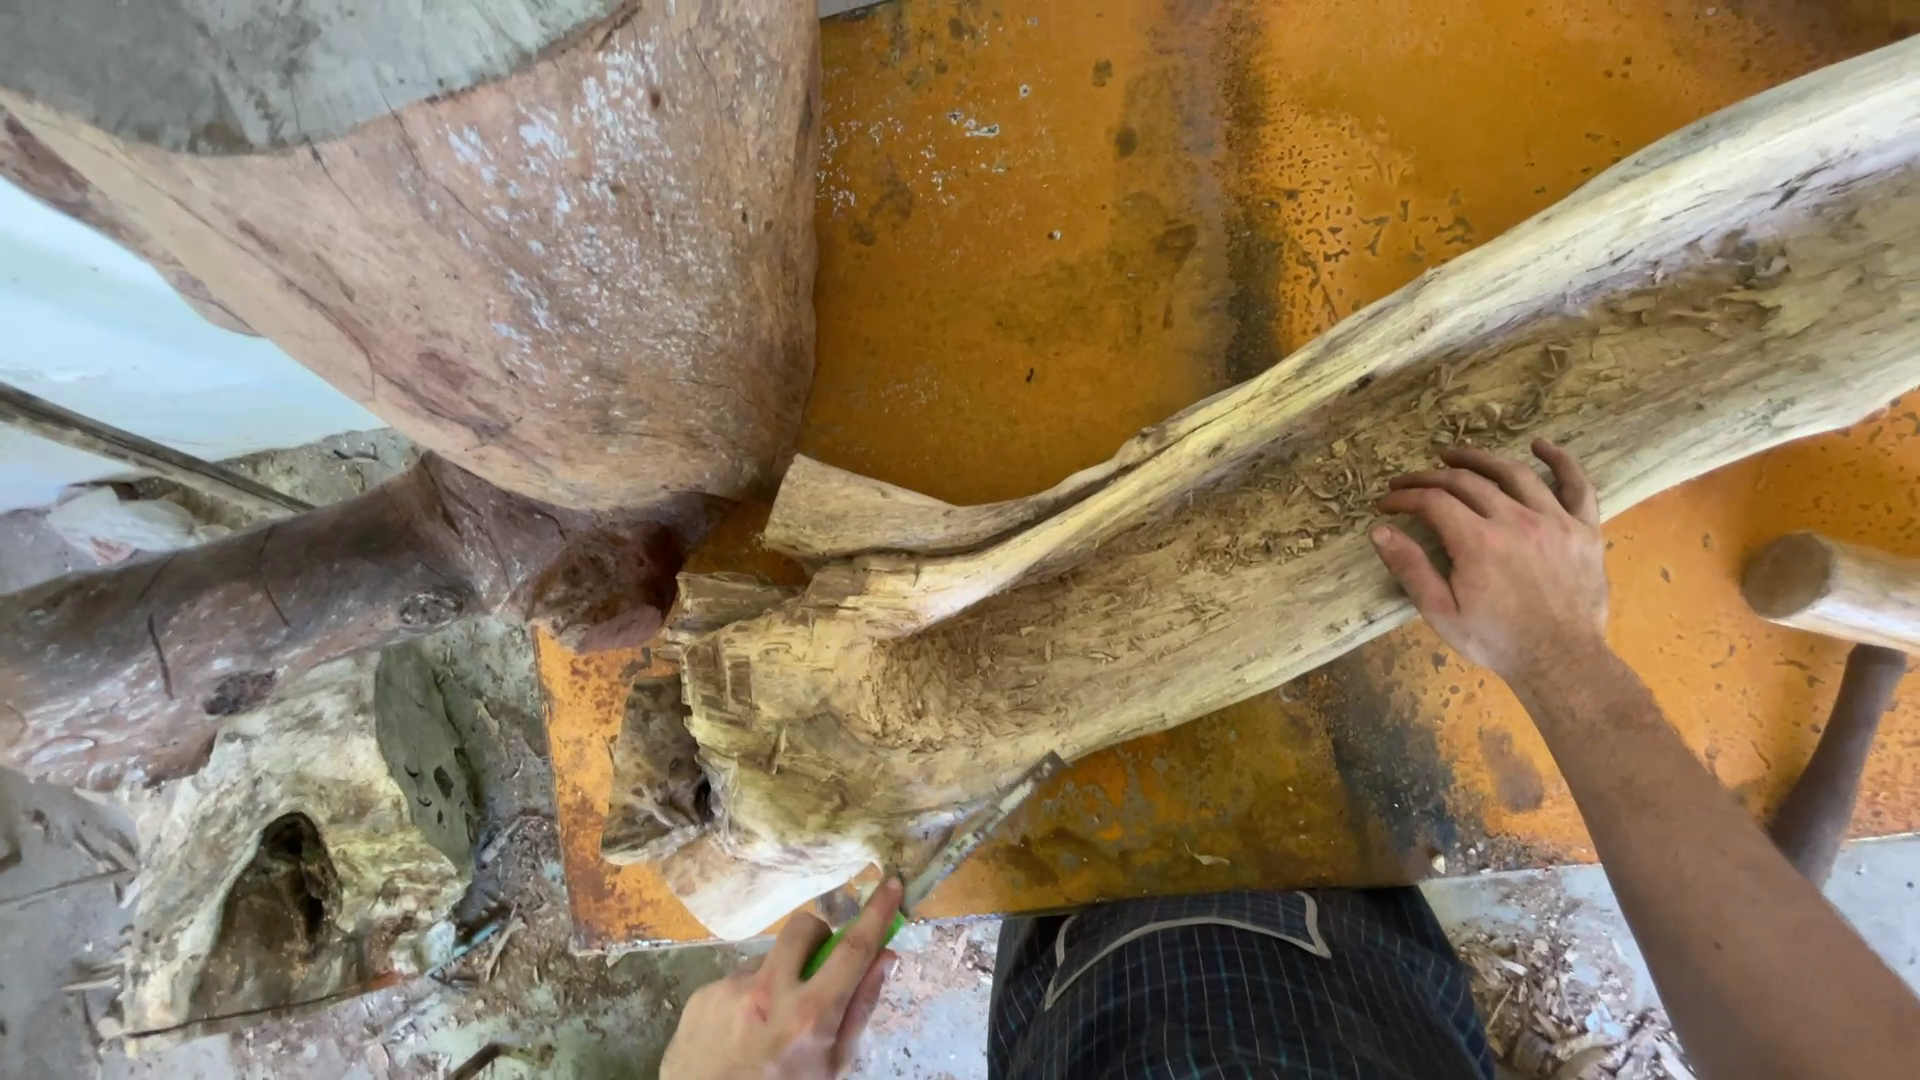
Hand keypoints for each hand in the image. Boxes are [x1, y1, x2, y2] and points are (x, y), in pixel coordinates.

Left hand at [660, 878, 902, 1079]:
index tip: (890, 884)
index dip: (876, 913)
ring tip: (767, 1024)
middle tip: (816, 968)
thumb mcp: (832, 1069)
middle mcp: (769, 993)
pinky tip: (738, 1034)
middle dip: (817, 937)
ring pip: (767, 958)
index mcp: (809, 1017)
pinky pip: (736, 980)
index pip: (853, 949)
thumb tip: (886, 957)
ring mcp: (730, 991)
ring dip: (777, 978)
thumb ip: (860, 1009)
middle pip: (804, 927)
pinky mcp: (702, 996)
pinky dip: (746, 999)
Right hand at [1370, 439, 1607, 685]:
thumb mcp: (1439, 610)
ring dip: (1478, 459)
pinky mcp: (1584, 530)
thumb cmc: (1493, 639)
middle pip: (1467, 482)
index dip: (1403, 497)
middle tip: (1406, 483)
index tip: (1385, 505)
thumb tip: (1379, 530)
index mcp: (1478, 542)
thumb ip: (1409, 567)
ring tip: (1453, 456)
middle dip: (1429, 478)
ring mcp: (1555, 522)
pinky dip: (1559, 461)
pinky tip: (1540, 446)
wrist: (1561, 660)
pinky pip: (1576, 486)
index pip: (1432, 501)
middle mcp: (1516, 521)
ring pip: (1514, 474)